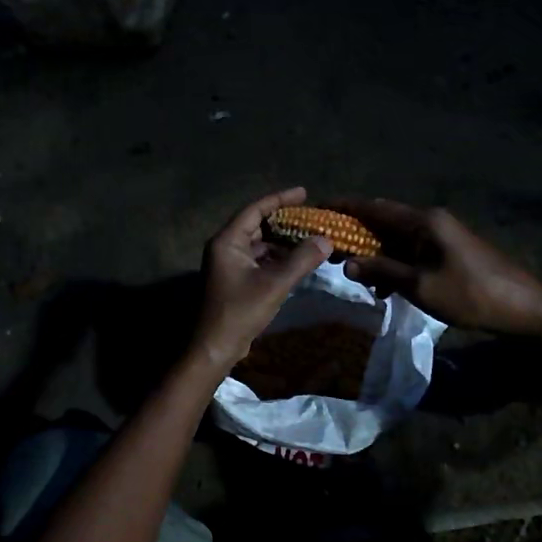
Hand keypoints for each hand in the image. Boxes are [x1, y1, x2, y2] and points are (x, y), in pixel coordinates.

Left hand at [192, 187, 331, 371]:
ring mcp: (229, 265)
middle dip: (285, 220)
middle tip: (312, 217)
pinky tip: (298, 260)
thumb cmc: (240, 312)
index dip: (280, 199)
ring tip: (311, 236)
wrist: (215, 348)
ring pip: (260, 244)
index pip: (255, 210)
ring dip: (283, 240)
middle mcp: (225, 247)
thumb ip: (302, 259)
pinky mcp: (235, 280)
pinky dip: (278, 257)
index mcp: (228, 241)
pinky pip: (259, 259)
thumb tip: (326, 239)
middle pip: (257, 225)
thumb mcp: (275, 284)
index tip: (304, 193)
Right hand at [336, 199, 541, 337]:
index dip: (344, 208)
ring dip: (374, 254)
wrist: (524, 307)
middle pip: (383, 220)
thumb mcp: (421, 286)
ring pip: (396, 239)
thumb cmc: (471, 295)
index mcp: (423, 221)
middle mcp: (430, 221)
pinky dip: (394, 265)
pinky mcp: (449, 252)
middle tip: (328, 249)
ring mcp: (442, 236)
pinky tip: (384, 288)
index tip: (317, 209)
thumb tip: (348, 262)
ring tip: (354, 275)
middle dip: (355, 234)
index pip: (373, 207)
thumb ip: (382, 271)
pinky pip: (411, 252)